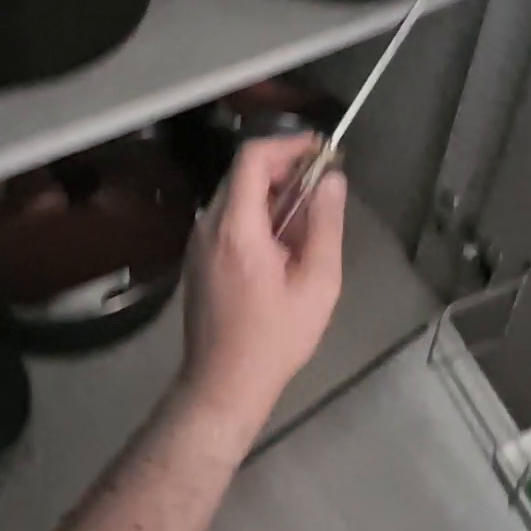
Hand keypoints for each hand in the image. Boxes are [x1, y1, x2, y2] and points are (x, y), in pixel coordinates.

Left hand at [178, 135, 345, 422]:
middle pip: (244, 172)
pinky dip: (258, 212)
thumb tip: (332, 180)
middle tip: (322, 186)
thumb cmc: (275, 338)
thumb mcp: (317, 284)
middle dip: (285, 169)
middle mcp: (209, 225)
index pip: (253, 158)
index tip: (320, 152)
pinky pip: (229, 216)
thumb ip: (326, 225)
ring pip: (236, 193)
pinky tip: (283, 242)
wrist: (222, 385)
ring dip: (273, 192)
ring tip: (308, 218)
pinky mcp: (198, 257)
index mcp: (237, 228)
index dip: (288, 144)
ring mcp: (198, 241)